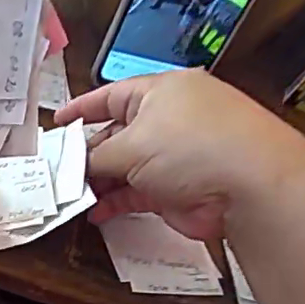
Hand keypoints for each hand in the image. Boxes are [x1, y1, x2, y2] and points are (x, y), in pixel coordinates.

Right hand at [54, 69, 304, 239]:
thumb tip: (76, 166)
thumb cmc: (193, 146)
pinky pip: (134, 193)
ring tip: (71, 195)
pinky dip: (114, 202)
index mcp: (160, 92)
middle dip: (86, 154)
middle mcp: (166, 121)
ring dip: (98, 182)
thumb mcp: (133, 144)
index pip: (111, 95)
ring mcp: (171, 158)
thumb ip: (97, 156)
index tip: (57, 123)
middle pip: (114, 135)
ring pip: (123, 168)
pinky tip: (95, 212)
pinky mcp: (173, 191)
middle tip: (58, 171)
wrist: (247, 187)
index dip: (82, 109)